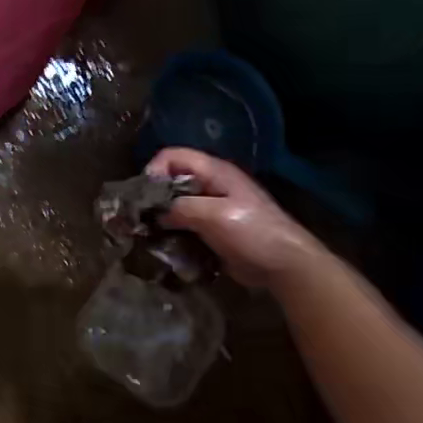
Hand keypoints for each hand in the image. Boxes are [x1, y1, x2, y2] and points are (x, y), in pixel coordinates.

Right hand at [146, 148, 329, 287]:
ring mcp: (211, 208)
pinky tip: (163, 247)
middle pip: (170, 180)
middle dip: (152, 198)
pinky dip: (171, 233)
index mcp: (214, 172)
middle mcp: (210, 185)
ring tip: (147, 236)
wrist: (284, 265)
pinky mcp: (211, 229)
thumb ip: (180, 208)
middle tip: (139, 219)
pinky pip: (182, 225)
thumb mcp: (214, 216)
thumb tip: (152, 213)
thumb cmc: (253, 233)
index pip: (171, 157)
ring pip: (174, 204)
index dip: (153, 171)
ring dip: (160, 219)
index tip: (143, 197)